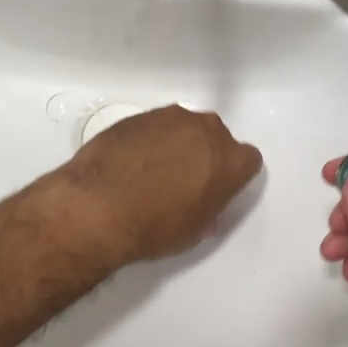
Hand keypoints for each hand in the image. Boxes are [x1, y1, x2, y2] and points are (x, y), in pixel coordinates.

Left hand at [56, 105, 262, 265]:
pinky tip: (131, 162)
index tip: (217, 190)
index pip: (249, 160)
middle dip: (206, 154)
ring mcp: (171, 117)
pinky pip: (155, 126)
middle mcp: (206, 130)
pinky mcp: (139, 115)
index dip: (233, 176)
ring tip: (153, 171)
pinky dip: (149, 140)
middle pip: (217, 137)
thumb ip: (208, 209)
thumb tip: (201, 203)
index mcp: (230, 160)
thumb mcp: (194, 231)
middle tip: (185, 181)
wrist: (98, 207)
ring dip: (177, 143)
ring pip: (185, 127)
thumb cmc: (154, 226)